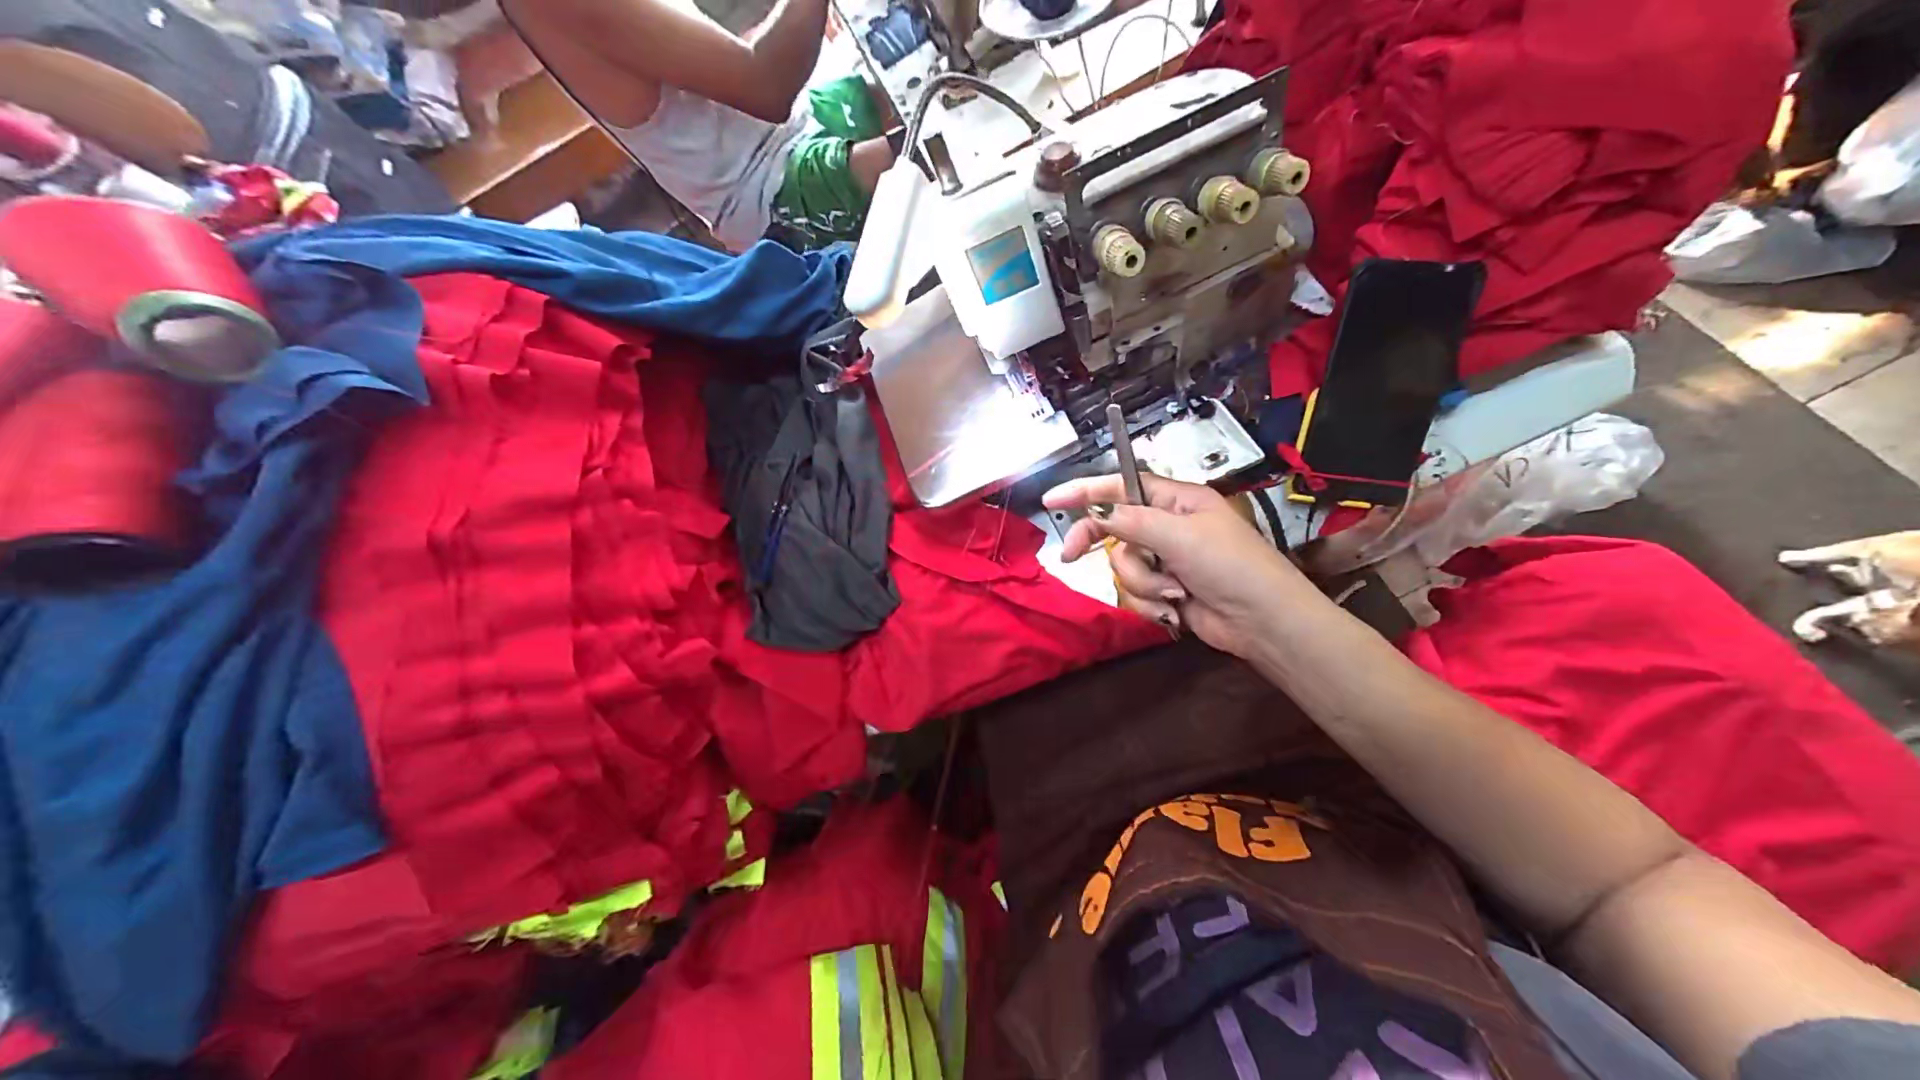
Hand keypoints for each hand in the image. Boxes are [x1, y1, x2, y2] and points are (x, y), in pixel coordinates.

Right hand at [1043, 474, 1318, 659]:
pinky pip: (1135, 592)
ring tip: (1174, 591)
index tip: (1052, 500)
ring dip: (1143, 583)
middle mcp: (1167, 527)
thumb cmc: (1232, 566)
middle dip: (1100, 544)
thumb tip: (1097, 513)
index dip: (1085, 491)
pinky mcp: (1165, 592)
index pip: (1122, 486)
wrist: (1263, 623)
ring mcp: (1166, 561)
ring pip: (1123, 566)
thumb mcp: (1181, 535)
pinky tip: (1176, 609)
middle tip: (1070, 556)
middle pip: (1113, 528)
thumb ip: (1133, 521)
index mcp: (1177, 501)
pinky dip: (1151, 603)